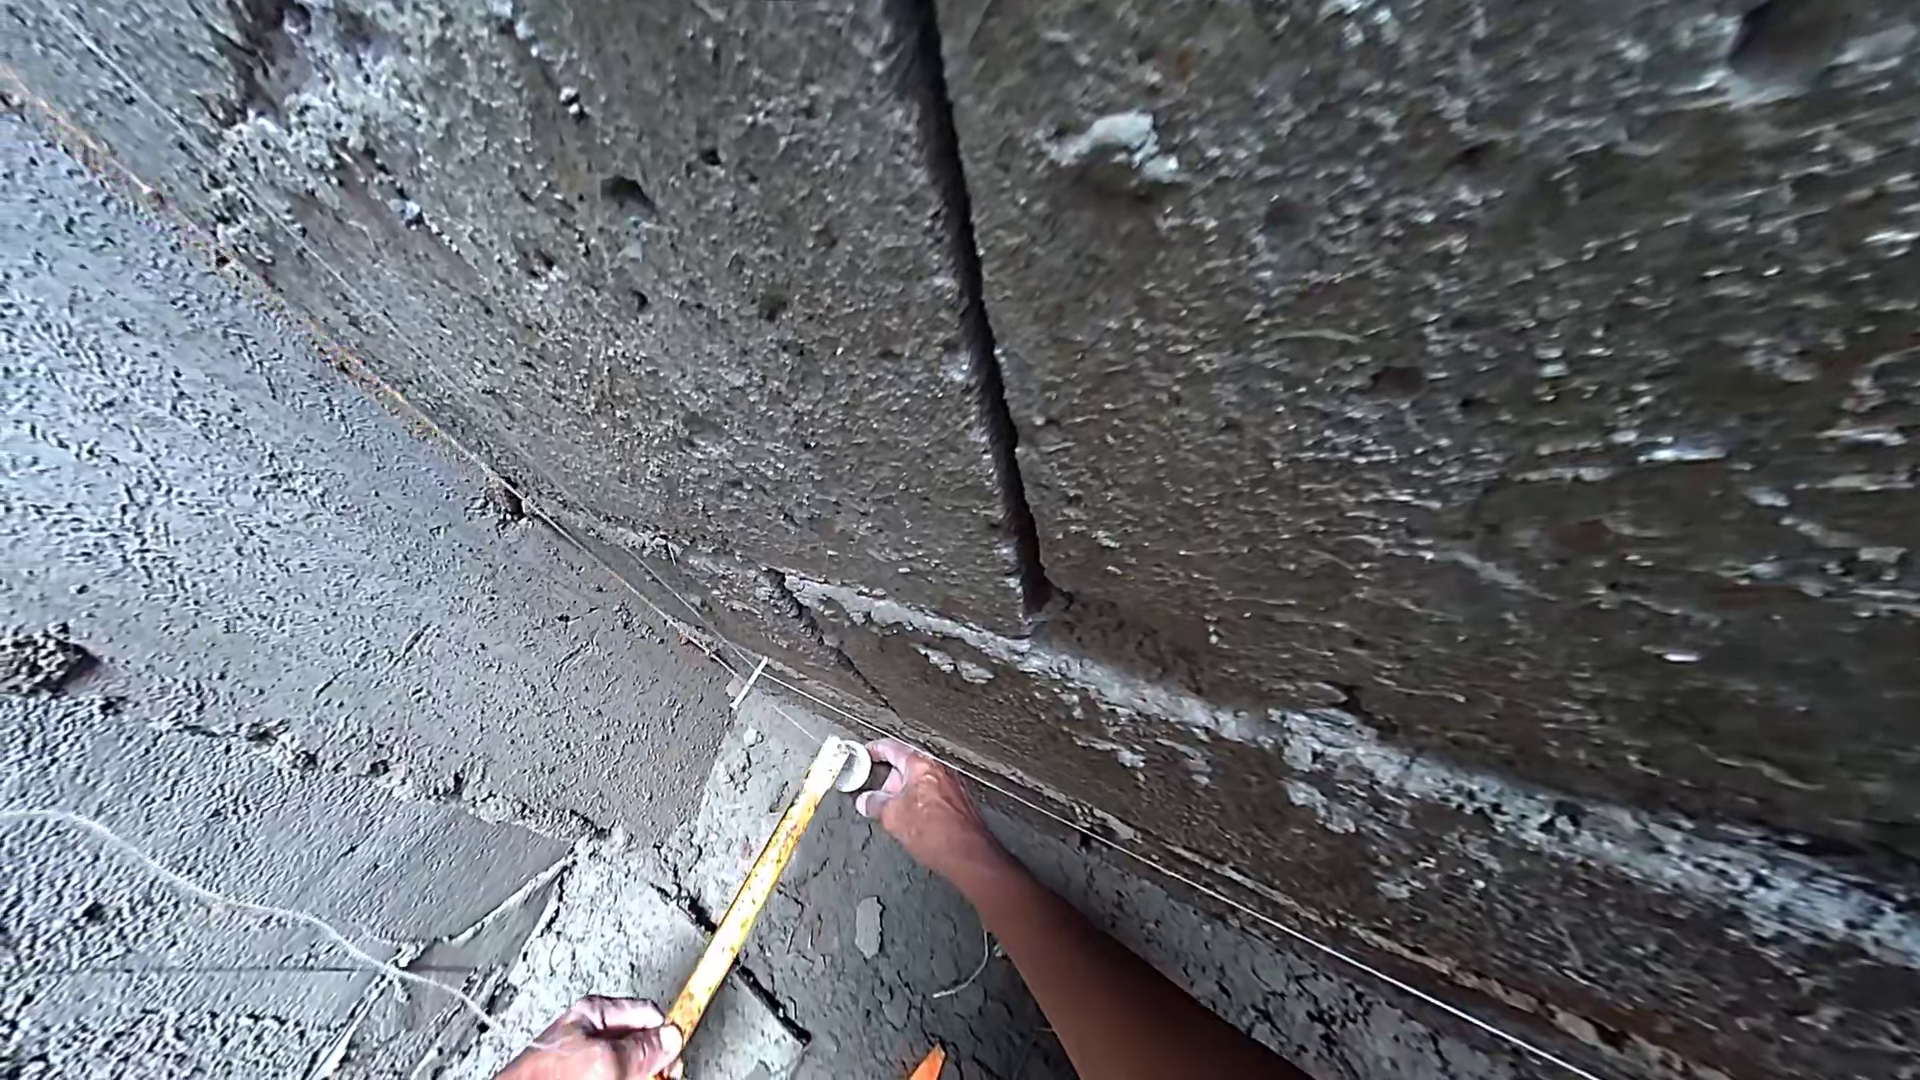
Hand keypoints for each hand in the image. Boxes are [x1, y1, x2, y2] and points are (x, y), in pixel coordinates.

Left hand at [492, 996, 684, 1079]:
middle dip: (650, 1063)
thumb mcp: (606, 1062)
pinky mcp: (571, 1079)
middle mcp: (586, 1036)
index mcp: (593, 1014)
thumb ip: (644, 1048)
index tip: (675, 1061)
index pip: (646, 1013)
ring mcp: (577, 1064)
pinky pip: (606, 1076)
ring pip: (621, 1068)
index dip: (665, 1035)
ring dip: (636, 1076)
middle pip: (635, 1044)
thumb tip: (672, 1037)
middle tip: (661, 1079)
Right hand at [856, 739, 1009, 882]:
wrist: (969, 854)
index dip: (875, 749)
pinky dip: (920, 800)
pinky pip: (932, 792)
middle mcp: (938, 768)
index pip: (893, 748)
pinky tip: (916, 819)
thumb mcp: (893, 817)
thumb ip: (875, 803)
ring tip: (897, 813)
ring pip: (920, 780)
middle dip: (889, 778)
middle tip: (877, 794)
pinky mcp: (958, 799)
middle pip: (906, 764)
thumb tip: (867, 800)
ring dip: (905, 792)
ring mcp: (951, 782)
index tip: (866, 753)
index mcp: (921, 765)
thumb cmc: (939, 834)